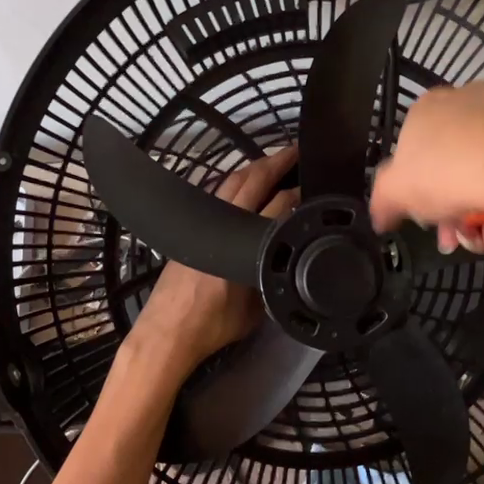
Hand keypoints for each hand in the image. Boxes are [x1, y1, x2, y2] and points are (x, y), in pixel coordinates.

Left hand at [125, 147, 298, 376]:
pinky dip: (234, 184)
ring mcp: (202, 222)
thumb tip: (289, 259)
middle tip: (297, 151)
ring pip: (230, 182)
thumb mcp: (259, 305)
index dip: (299, 191)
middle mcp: (222, 222)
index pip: (279, 203)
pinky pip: (216, 195)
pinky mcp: (189, 230)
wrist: (168, 332)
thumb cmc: (215, 324)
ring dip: (253, 168)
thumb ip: (275, 276)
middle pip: (252, 179)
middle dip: (276, 162)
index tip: (315, 183)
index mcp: (243, 240)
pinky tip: (244, 187)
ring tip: (274, 163)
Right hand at [370, 83, 483, 251]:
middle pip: (448, 169)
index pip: (410, 151)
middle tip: (453, 239)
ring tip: (482, 239)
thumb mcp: (396, 191)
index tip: (423, 218)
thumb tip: (380, 216)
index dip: (414, 191)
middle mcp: (465, 103)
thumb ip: (381, 202)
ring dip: (477, 216)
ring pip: (481, 177)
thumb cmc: (449, 174)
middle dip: (448, 213)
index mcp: (427, 108)